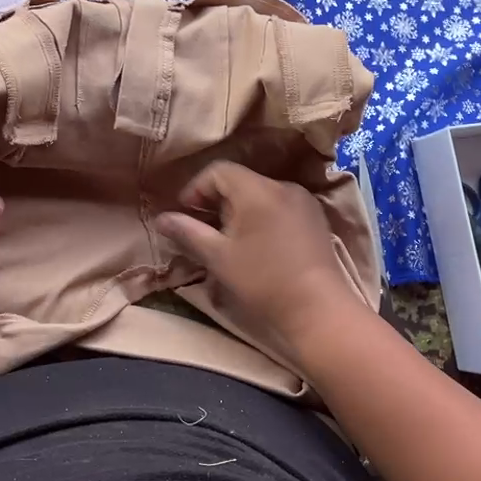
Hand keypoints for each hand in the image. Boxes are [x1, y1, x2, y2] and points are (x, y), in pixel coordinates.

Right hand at [153, 161, 372, 367]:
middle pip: (240, 181)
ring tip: (230, 242)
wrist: (318, 310)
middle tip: (204, 232)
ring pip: (260, 194)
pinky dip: (262, 217)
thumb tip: (161, 219)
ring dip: (239, 211)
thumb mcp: (218, 258)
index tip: (185, 215)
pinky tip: (259, 246)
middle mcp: (283, 186)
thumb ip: (188, 233)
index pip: (218, 171)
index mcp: (257, 190)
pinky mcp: (316, 219)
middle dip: (216, 202)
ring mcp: (304, 202)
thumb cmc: (263, 281)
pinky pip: (279, 206)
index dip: (196, 189)